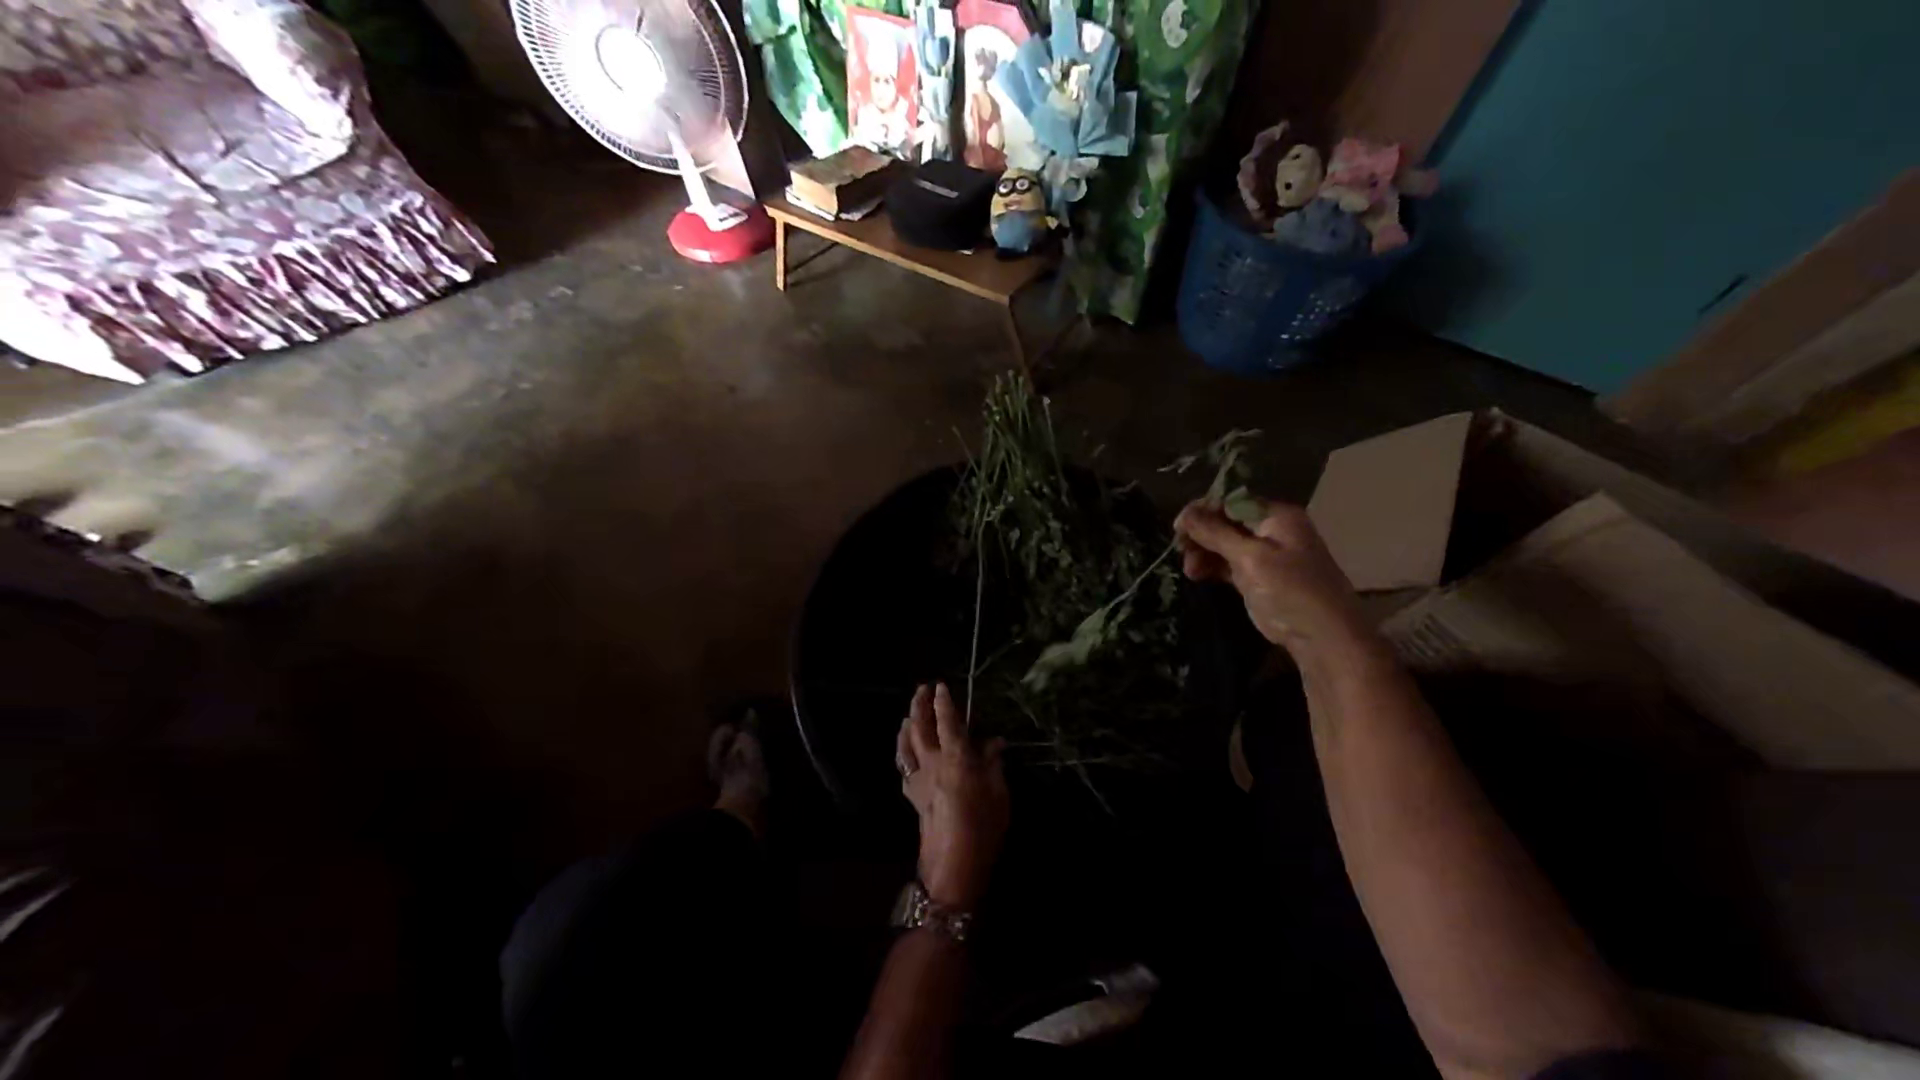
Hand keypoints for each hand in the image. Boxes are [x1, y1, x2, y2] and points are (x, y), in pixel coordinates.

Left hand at [896, 684, 1008, 909]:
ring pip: (906, 745)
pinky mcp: (912, 797)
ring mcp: (918, 780)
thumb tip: (995, 742)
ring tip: (909, 714)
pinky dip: (904, 753)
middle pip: (920, 727)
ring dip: (907, 725)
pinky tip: (907, 753)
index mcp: (957, 758)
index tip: (941, 686)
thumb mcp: (999, 794)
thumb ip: (993, 764)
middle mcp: (933, 763)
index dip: (944, 703)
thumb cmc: (983, 829)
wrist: (953, 866)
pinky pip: (904, 767)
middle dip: (919, 706)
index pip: (948, 722)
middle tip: (921, 690)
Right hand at [1174, 498, 1372, 657]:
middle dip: (1200, 534)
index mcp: (1277, 516)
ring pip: (1225, 544)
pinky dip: (1212, 567)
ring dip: (1203, 552)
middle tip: (1180, 551)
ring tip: (1189, 571)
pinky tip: (1197, 575)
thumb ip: (1216, 533)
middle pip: (1226, 522)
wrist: (1323, 637)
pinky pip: (1229, 564)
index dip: (1202, 511)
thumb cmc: (1290, 590)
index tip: (1177, 528)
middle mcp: (1272, 530)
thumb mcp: (1250, 558)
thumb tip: (1185, 514)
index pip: (1231, 501)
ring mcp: (1266, 555)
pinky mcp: (1259, 578)